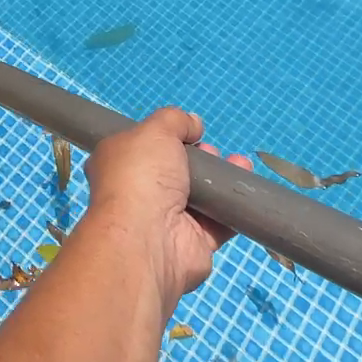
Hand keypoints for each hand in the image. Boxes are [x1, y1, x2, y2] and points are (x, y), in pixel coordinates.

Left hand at [83, 108, 251, 304]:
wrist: (150, 236)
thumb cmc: (141, 174)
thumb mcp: (155, 131)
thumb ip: (174, 120)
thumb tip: (193, 122)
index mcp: (116, 162)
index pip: (140, 145)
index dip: (164, 137)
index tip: (187, 132)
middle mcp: (136, 189)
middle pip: (172, 168)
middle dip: (196, 156)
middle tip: (210, 152)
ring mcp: (164, 217)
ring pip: (198, 193)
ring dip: (219, 178)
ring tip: (237, 163)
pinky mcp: (192, 241)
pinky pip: (217, 221)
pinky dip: (232, 206)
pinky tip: (244, 188)